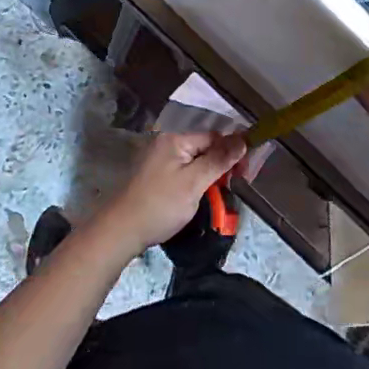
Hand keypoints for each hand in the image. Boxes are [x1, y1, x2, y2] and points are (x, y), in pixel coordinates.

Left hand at [93, 131, 245, 254]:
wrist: (122, 230)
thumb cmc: (161, 205)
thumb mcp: (194, 182)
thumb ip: (219, 160)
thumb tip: (243, 139)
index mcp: (175, 140)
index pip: (213, 137)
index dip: (232, 152)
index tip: (245, 174)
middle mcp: (166, 145)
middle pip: (204, 149)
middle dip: (221, 166)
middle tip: (234, 188)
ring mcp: (159, 161)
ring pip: (195, 163)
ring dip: (209, 177)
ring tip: (220, 196)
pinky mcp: (155, 177)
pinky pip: (183, 173)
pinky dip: (195, 183)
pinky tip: (202, 197)